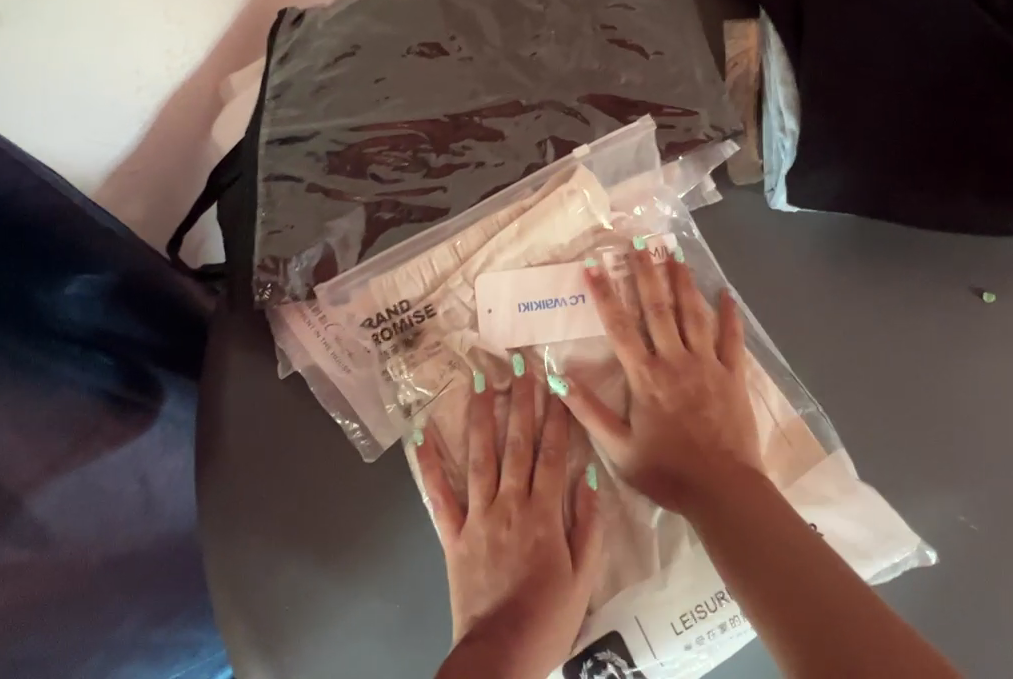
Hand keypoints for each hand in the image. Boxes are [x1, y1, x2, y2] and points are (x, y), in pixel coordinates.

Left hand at [418, 357, 602, 678]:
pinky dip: (429, 464)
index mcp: (545, 514)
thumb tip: (590, 477)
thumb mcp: (584, 576)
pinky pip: (439, 495)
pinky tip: (422, 434)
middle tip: (520, 362)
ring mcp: (478, 516)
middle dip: (521, 399)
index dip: (556, 415)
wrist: (501, 654)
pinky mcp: (452, 535)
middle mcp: (510, 504)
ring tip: (480, 379)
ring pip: (479, 457)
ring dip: (480, 415)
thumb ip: (589, 525)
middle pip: (517, 443)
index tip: (556, 381)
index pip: (553, 453)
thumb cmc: (549, 617)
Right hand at [559, 244, 762, 514]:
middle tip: (640, 242)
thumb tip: (558, 378)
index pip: (619, 327)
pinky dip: (729, 314)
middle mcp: (675, 361)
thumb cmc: (667, 472)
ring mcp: (708, 364)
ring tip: (674, 254)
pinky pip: (731, 338)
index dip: (605, 294)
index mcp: (644, 377)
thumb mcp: (618, 449)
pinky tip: (726, 293)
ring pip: (693, 314)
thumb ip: (589, 412)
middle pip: (658, 308)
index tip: (594, 266)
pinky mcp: (733, 375)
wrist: (723, 490)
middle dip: (647, 272)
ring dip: (683, 282)